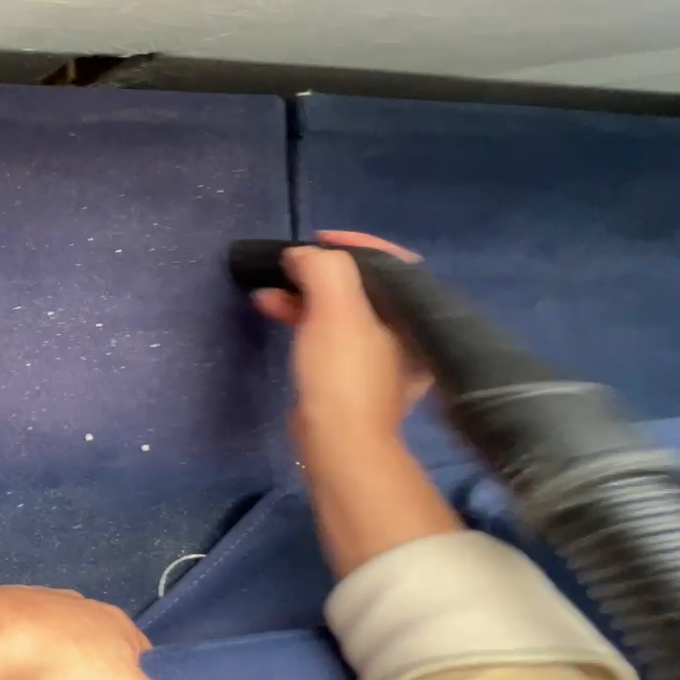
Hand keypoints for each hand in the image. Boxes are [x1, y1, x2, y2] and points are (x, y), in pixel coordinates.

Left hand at [0, 586, 264, 679]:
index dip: (142, 675)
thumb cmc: (70, 673)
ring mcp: (34, 602)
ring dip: (58, 652)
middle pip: (97, 637)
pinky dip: (22, 646)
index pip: (139, 649)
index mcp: (115, 622)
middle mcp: (77, 604)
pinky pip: (18, 630)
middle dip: (97, 663)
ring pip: (57, 630)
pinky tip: (16, 666)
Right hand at [251, 230, 428, 450]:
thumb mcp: (334, 311)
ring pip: (342, 310)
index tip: (315, 239)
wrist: (339, 441)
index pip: (392, 261)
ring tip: (266, 295)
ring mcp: (383, 356)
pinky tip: (276, 316)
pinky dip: (305, 319)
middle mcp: (406, 331)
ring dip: (303, 296)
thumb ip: (323, 270)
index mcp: (413, 314)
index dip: (353, 243)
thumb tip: (302, 254)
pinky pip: (331, 332)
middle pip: (364, 285)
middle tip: (286, 267)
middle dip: (319, 272)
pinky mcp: (356, 375)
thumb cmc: (342, 372)